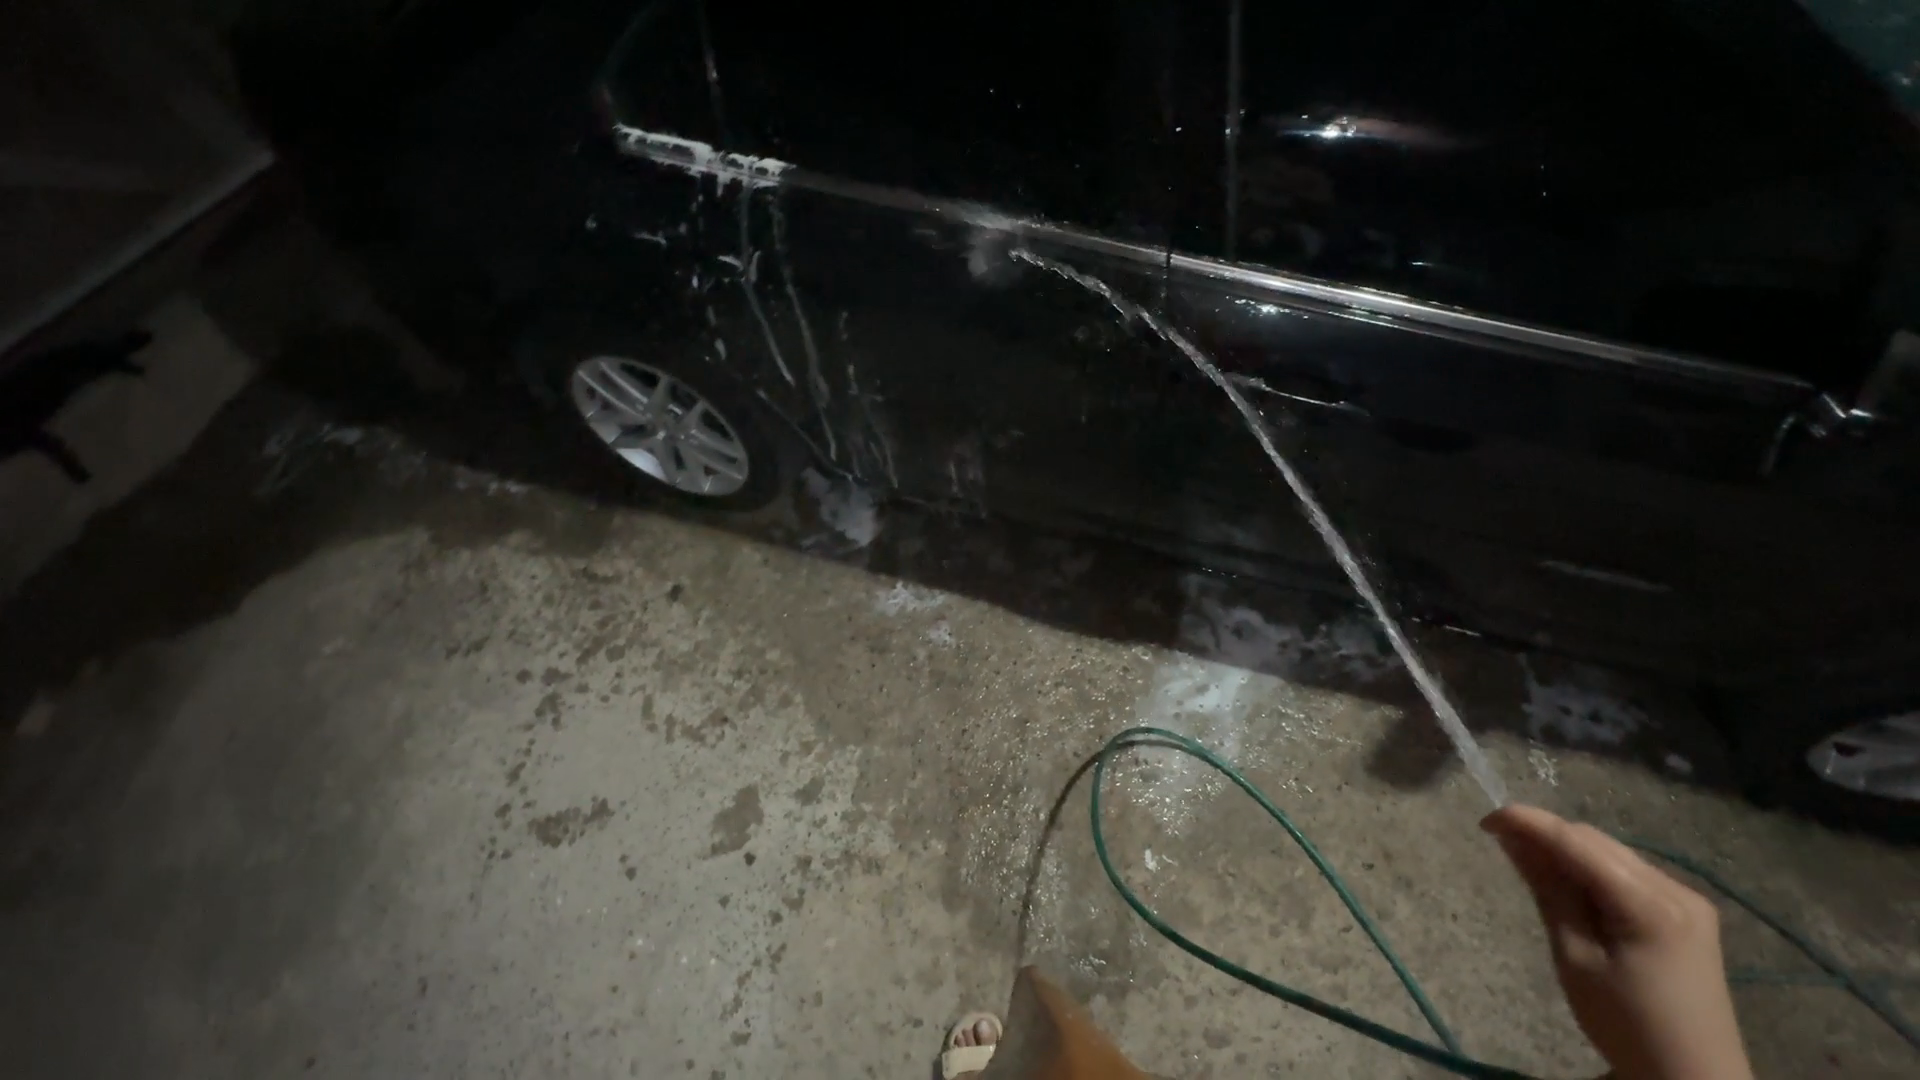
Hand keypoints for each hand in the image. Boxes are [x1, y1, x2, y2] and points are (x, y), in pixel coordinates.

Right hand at [1482, 805, 1753, 1079]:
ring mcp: (1686, 900)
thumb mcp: (1575, 957)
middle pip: (1596, 842)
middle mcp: (1677, 889)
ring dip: (1566, 851)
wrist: (1693, 1077)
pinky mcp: (1686, 913)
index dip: (1528, 822)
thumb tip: (1512, 838)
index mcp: (1652, 904)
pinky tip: (1568, 885)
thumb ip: (1548, 891)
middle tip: (1500, 845)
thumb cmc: (1625, 1022)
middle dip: (1545, 835)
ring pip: (1609, 853)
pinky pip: (1625, 872)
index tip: (1483, 821)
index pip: (1578, 842)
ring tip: (1527, 863)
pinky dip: (1589, 869)